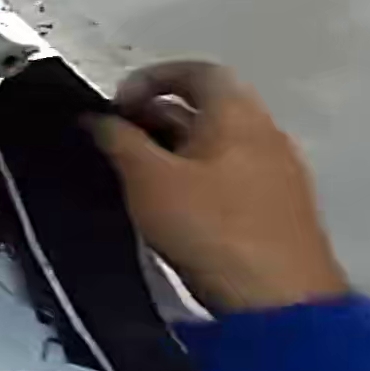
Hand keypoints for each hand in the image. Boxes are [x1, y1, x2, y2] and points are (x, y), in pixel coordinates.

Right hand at [88, 61, 348, 312]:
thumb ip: (117, 138)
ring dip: (165, 139)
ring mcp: (272, 169)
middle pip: (204, 102)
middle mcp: (263, 134)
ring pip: (211, 135)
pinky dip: (186, 163)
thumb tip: (96, 116)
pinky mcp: (270, 201)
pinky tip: (160, 192)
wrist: (274, 298)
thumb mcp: (146, 176)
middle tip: (113, 134)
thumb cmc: (205, 223)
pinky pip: (222, 164)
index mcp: (238, 118)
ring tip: (128, 164)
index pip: (198, 71)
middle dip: (151, 110)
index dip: (150, 77)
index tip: (115, 105)